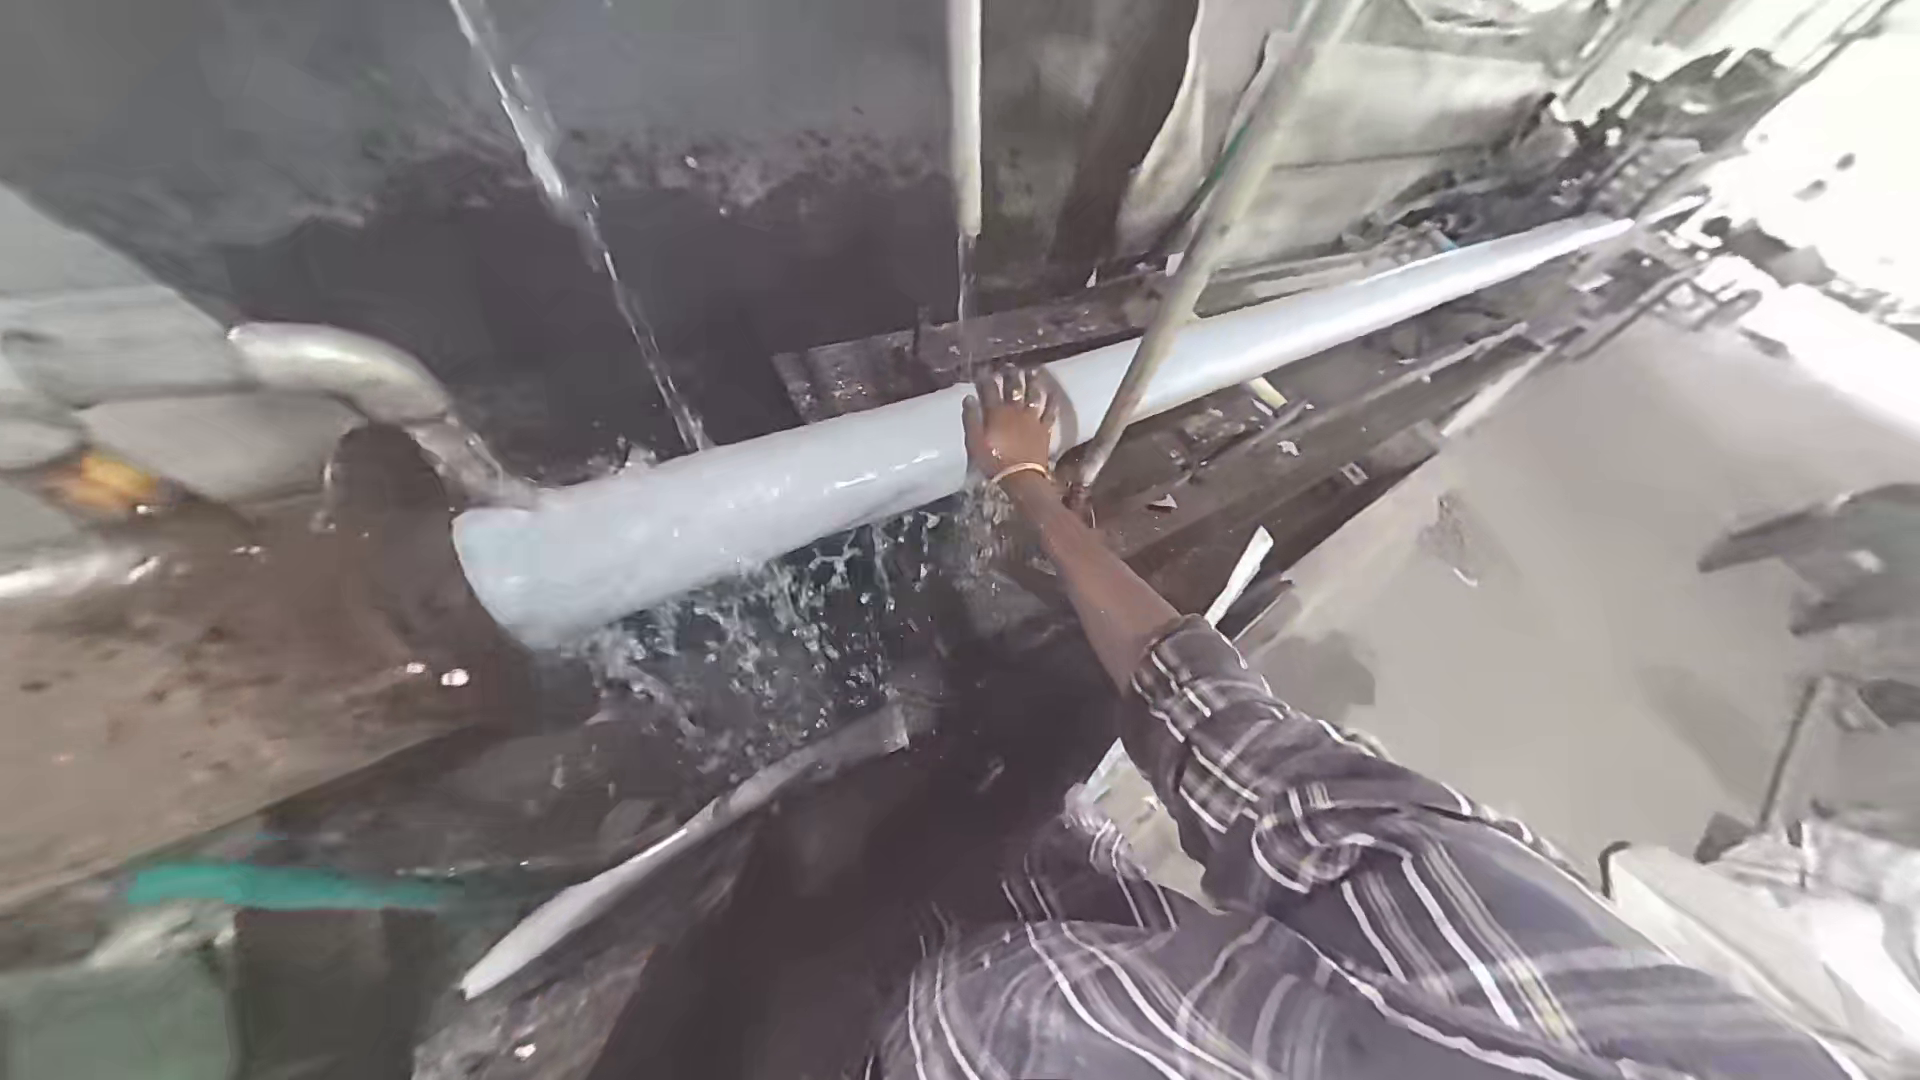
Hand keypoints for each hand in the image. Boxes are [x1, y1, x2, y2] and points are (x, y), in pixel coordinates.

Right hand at [963, 366, 1057, 477]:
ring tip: (1032, 371)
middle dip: (1010, 374)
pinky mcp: (1044, 428)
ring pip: (1033, 393)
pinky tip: (1053, 392)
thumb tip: (969, 398)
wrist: (1021, 477)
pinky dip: (1052, 400)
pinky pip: (1049, 410)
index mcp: (996, 412)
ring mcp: (1032, 418)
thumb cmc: (994, 462)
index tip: (982, 370)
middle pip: (1013, 387)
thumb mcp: (974, 443)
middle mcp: (1015, 410)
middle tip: (1009, 366)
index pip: (989, 389)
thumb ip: (971, 419)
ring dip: (1032, 380)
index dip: (985, 378)